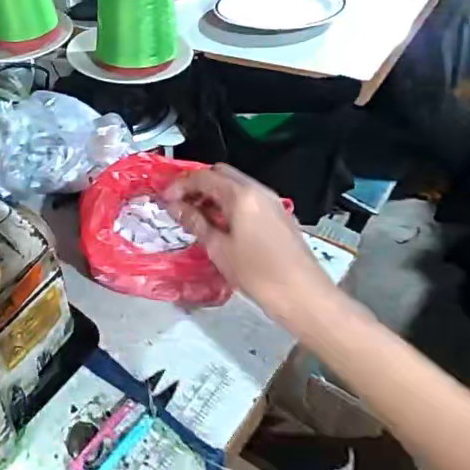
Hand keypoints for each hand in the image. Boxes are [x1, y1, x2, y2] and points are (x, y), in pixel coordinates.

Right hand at [161, 164, 342, 327]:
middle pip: (221, 173)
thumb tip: (177, 207)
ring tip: (197, 217)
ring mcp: (272, 201)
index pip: (204, 176)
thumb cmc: (259, 274)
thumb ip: (196, 222)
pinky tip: (221, 225)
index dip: (180, 184)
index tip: (165, 198)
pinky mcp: (279, 215)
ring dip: (214, 194)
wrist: (304, 296)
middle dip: (198, 184)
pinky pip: (249, 198)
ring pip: (236, 185)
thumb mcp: (219, 249)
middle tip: (180, 204)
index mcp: (242, 195)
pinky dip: (231, 203)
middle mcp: (259, 190)